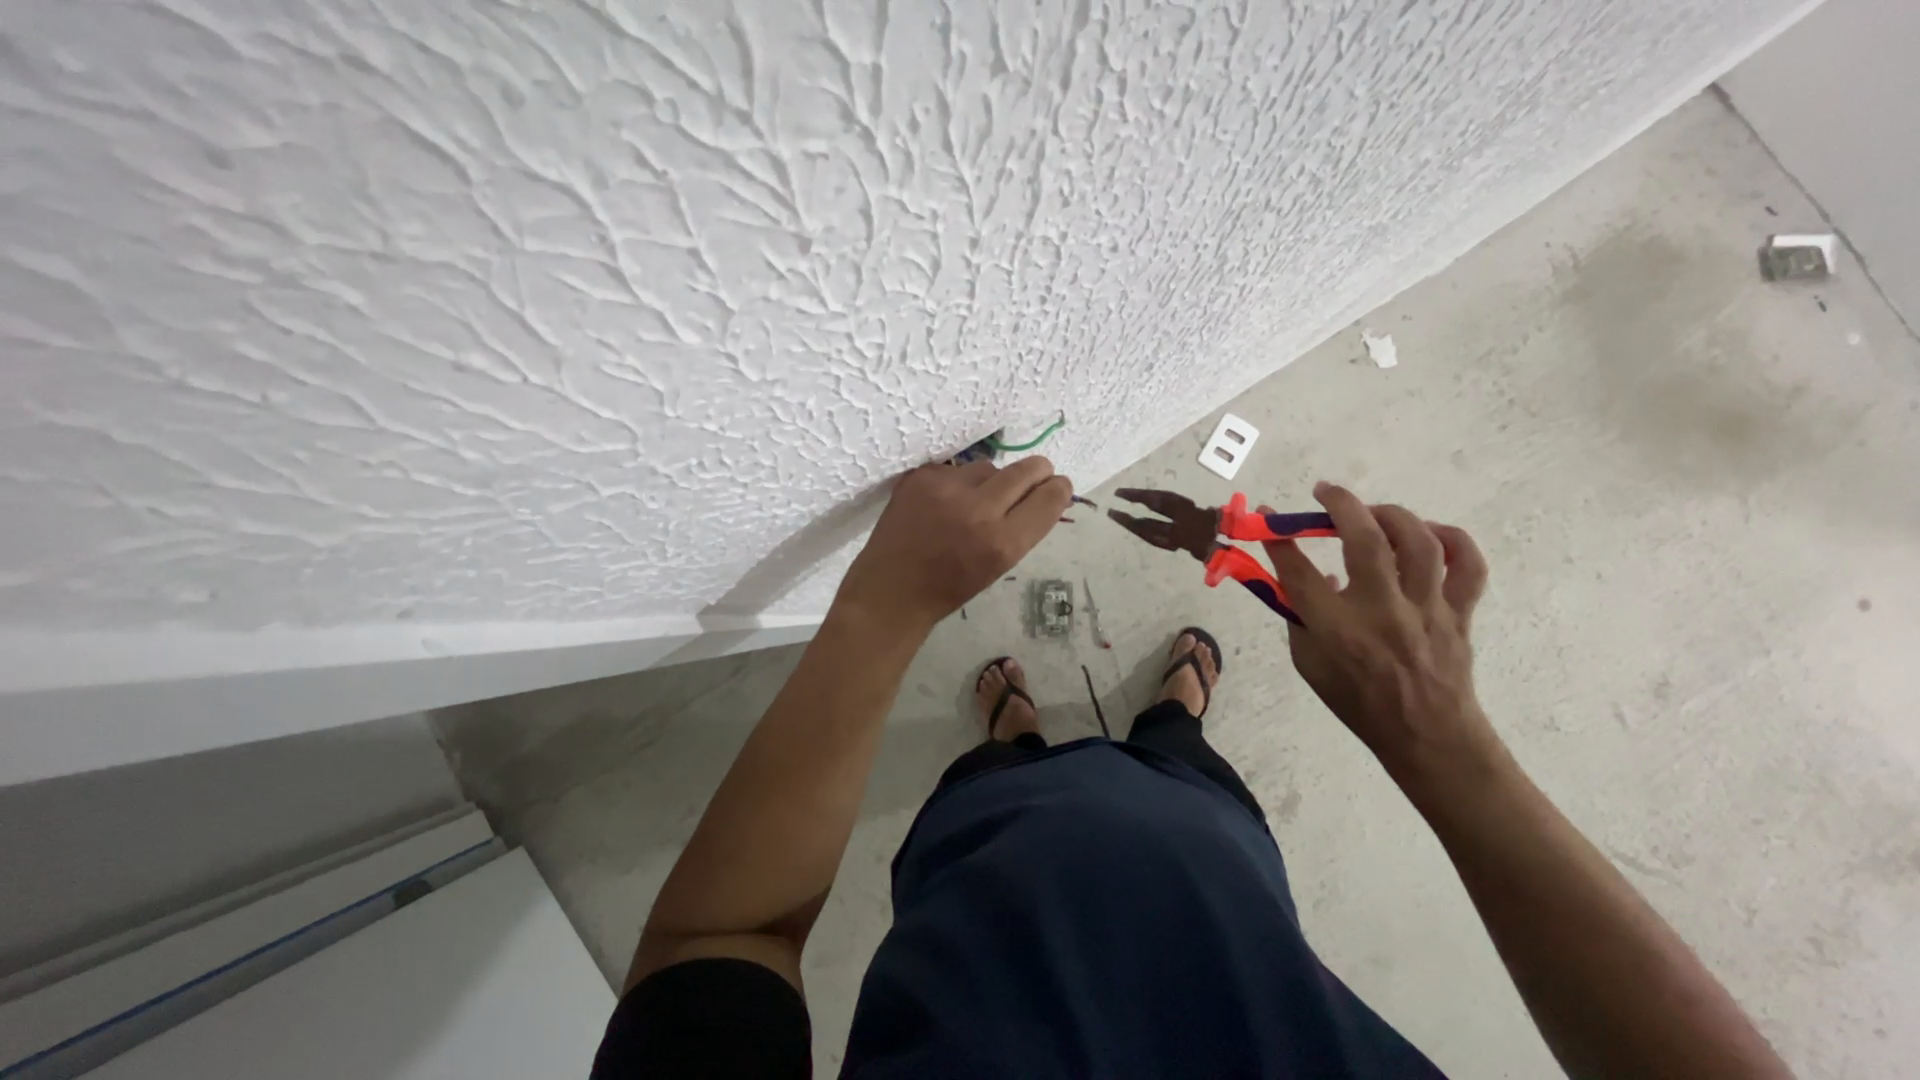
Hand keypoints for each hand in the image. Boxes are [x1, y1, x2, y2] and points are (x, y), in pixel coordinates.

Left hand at [837, 458, 1073, 633]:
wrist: (891, 591)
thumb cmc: (949, 588)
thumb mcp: (998, 566)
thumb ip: (1021, 529)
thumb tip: (1044, 493)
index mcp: (1003, 543)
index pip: (1049, 497)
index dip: (1057, 489)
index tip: (1057, 486)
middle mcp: (979, 510)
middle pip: (1026, 470)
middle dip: (1037, 472)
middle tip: (1037, 476)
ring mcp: (947, 489)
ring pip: (989, 467)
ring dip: (991, 480)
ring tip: (975, 502)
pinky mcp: (921, 477)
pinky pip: (955, 469)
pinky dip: (956, 483)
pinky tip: (943, 503)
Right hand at [1261, 482, 1500, 792]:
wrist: (1427, 735)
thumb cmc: (1358, 702)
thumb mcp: (1309, 665)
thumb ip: (1301, 618)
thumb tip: (1305, 576)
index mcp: (1338, 630)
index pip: (1299, 571)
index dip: (1278, 539)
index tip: (1267, 520)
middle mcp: (1382, 612)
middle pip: (1364, 540)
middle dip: (1340, 505)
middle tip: (1324, 492)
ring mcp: (1427, 610)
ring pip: (1419, 542)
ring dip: (1391, 515)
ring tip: (1372, 511)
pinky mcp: (1459, 612)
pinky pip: (1468, 565)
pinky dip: (1452, 540)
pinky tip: (1430, 534)